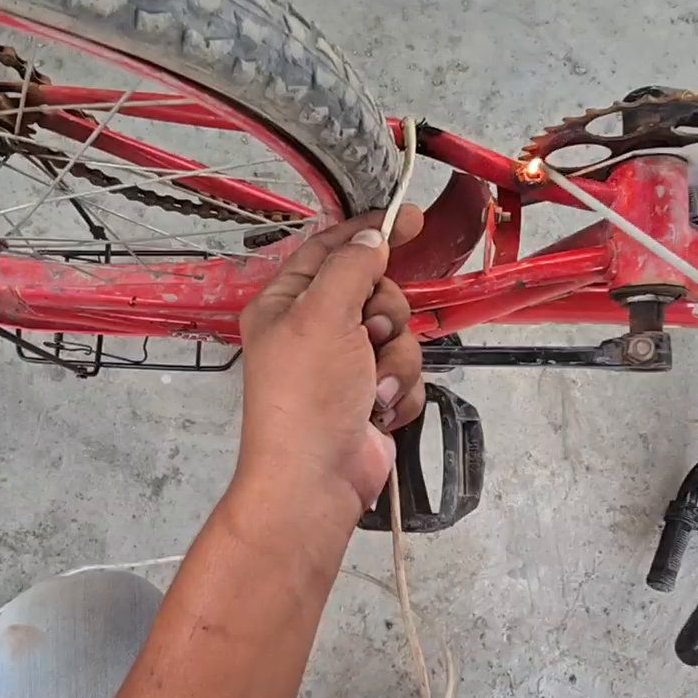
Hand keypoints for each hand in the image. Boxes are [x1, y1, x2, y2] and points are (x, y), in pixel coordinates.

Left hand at [234, 206, 425, 522]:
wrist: (317, 478)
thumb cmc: (307, 395)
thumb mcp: (322, 315)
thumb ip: (350, 267)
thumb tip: (371, 238)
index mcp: (287, 304)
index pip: (331, 250)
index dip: (370, 232)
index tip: (410, 219)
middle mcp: (314, 330)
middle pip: (375, 292)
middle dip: (385, 315)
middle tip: (371, 335)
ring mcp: (345, 365)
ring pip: (398, 335)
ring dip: (394, 362)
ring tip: (371, 388)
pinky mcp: (371, 397)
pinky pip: (405, 373)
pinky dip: (398, 393)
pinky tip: (377, 412)